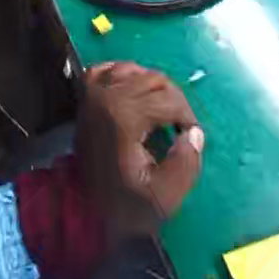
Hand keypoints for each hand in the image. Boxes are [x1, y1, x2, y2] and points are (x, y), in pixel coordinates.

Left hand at [76, 62, 203, 232]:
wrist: (85, 210)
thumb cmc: (126, 204)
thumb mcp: (165, 194)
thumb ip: (186, 163)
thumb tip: (194, 134)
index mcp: (124, 116)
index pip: (170, 100)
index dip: (187, 117)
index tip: (190, 136)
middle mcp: (106, 97)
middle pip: (154, 79)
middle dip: (174, 100)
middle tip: (179, 125)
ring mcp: (92, 95)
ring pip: (132, 69)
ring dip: (151, 84)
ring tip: (160, 110)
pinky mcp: (84, 98)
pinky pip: (104, 69)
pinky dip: (121, 74)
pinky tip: (132, 90)